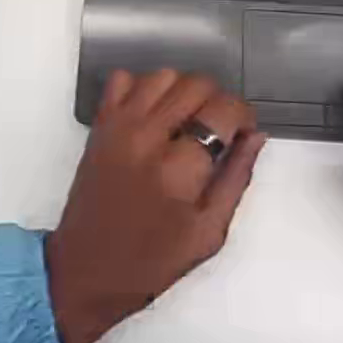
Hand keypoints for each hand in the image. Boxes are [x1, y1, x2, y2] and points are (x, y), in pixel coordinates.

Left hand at [45, 71, 267, 342]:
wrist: (86, 267)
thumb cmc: (153, 261)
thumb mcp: (209, 232)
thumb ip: (236, 177)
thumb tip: (256, 135)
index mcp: (180, 169)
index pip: (223, 109)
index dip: (243, 115)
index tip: (242, 132)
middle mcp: (147, 137)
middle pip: (196, 84)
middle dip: (217, 100)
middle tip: (217, 129)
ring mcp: (118, 126)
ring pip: (163, 75)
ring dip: (183, 90)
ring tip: (187, 120)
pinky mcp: (99, 124)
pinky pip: (123, 79)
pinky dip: (143, 86)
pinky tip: (153, 114)